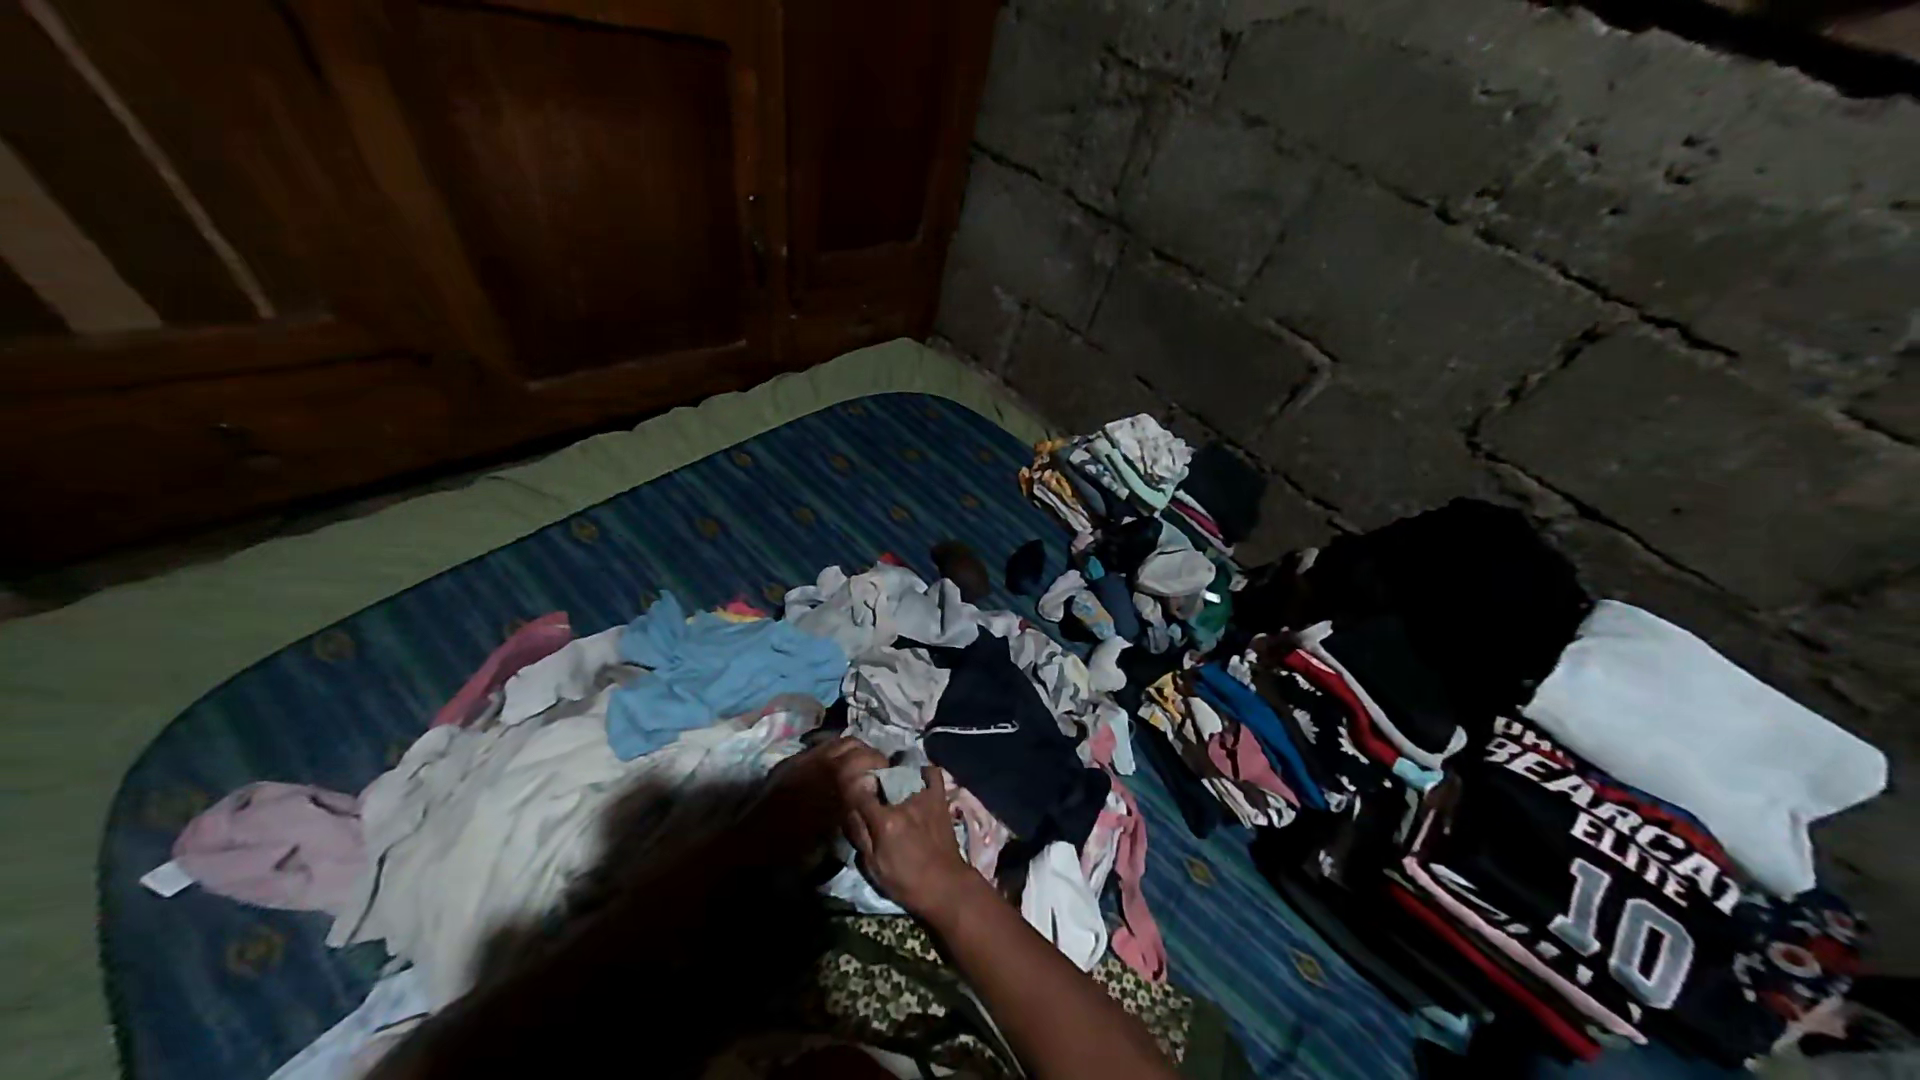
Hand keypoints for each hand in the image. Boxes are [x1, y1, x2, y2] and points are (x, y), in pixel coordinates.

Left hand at [741, 737, 886, 859]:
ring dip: (850, 749)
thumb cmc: (796, 844)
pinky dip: (831, 751)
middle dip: (868, 753)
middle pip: (854, 744)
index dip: (881, 764)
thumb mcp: (832, 829)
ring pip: (837, 741)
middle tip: (874, 768)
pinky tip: (831, 767)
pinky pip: (818, 747)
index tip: (887, 775)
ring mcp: (805, 758)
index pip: (869, 759)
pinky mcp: (791, 761)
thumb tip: (870, 783)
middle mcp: (823, 761)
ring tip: (855, 764)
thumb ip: (854, 801)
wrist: (754, 842)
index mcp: (837, 778)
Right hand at [844, 766, 981, 924]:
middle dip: (874, 784)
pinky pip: (932, 774)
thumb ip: (860, 836)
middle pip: (882, 781)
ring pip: (905, 774)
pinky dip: (924, 773)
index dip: (853, 790)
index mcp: (884, 821)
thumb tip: (850, 813)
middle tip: (873, 794)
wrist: (944, 885)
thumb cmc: (906, 882)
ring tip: (894, 786)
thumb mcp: (873, 867)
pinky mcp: (939, 798)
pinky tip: (917, 779)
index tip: (852, 793)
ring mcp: (924, 797)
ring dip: (896, 778)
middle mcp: (903, 803)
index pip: (860, 794)